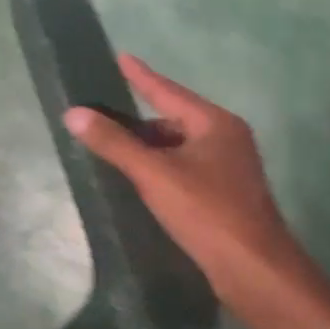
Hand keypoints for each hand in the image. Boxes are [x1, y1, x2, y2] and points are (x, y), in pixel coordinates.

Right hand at [63, 54, 329, 328]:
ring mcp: (228, 168)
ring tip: (111, 146)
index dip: (141, 76)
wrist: (255, 271)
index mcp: (215, 124)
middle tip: (101, 113)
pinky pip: (183, 167)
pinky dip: (158, 166)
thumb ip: (113, 142)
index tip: (121, 57)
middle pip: (172, 118)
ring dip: (147, 146)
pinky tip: (137, 178)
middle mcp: (226, 139)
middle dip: (137, 118)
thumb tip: (74, 113)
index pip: (168, 91)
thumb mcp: (153, 174)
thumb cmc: (207, 212)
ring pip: (177, 145)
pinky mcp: (224, 194)